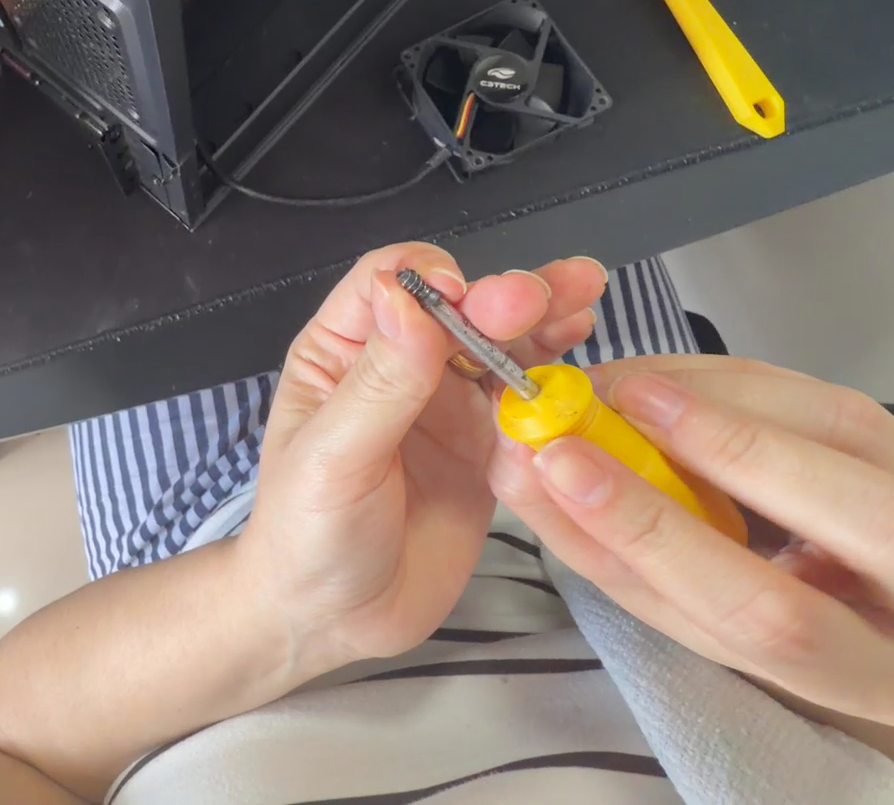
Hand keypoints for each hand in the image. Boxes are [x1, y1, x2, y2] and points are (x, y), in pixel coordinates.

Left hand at [236, 243, 607, 673]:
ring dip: (540, 321)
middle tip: (545, 296)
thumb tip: (407, 297)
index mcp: (340, 353)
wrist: (335, 615)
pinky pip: (524, 406)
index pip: (384, 286)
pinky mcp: (484, 450)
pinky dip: (554, 383)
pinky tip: (583, 361)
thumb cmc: (308, 529)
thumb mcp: (334, 455)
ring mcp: (443, 407)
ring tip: (585, 296)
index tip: (461, 295)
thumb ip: (378, 383)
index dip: (425, 277)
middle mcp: (395, 367)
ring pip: (496, 347)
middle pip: (453, 309)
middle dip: (498, 296)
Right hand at [489, 355, 893, 725]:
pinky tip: (650, 380)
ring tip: (614, 385)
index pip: (771, 614)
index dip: (657, 530)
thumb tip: (509, 457)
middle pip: (886, 525)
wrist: (822, 586)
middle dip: (733, 448)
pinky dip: (718, 373)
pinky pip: (819, 387)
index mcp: (865, 672)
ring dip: (714, 392)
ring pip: (856, 431)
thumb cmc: (724, 604)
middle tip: (615, 399)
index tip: (558, 459)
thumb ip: (581, 533)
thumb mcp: (649, 595)